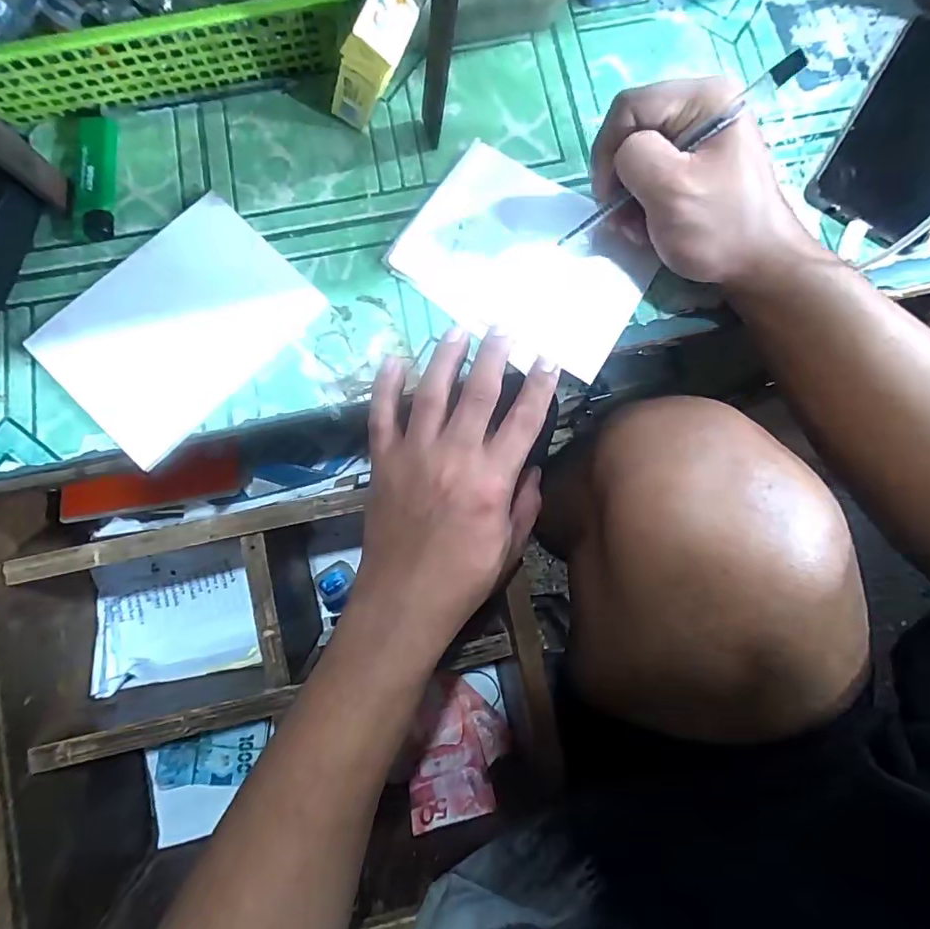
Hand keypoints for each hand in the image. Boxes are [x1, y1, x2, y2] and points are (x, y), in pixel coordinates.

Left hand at [353, 328, 558, 645]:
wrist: (402, 600)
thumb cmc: (463, 579)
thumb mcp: (509, 548)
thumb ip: (524, 504)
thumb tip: (531, 468)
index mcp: (492, 479)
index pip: (524, 420)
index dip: (539, 386)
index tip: (548, 359)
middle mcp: (454, 456)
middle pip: (478, 393)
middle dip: (495, 356)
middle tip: (504, 327)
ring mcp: (414, 454)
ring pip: (431, 393)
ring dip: (446, 358)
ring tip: (457, 331)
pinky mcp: (383, 462)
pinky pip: (381, 416)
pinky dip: (385, 386)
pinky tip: (394, 360)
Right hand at [590, 78, 830, 286]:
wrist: (760, 266)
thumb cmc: (720, 228)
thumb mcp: (670, 188)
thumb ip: (633, 157)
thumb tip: (620, 159)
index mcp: (703, 99)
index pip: (628, 108)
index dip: (607, 151)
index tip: (608, 198)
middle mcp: (702, 107)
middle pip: (632, 132)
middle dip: (620, 178)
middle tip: (625, 220)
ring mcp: (699, 137)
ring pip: (638, 157)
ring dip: (629, 196)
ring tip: (640, 229)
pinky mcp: (696, 164)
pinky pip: (653, 174)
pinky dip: (643, 202)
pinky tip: (652, 226)